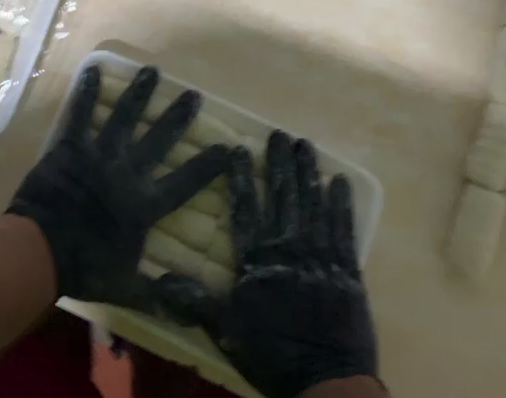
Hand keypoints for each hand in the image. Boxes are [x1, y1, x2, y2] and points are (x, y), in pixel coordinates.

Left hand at [7, 65, 231, 310]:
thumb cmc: (84, 268)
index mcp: (143, 205)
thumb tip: (191, 313)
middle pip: (158, 140)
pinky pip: (80, 114)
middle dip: (177, 117)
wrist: (41, 251)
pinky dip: (87, 92)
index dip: (206, 166)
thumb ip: (158, 295)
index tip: (227, 148)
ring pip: (124, 118)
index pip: (184, 182)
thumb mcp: (127, 288)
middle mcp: (127, 173)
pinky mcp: (70, 147)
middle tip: (193, 95)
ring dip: (139, 94)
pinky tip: (92, 70)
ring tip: (151, 71)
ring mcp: (98, 155)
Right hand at [156, 131, 378, 397]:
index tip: (240, 147)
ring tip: (305, 145)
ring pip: (313, 204)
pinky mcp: (347, 271)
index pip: (246, 207)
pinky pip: (343, 229)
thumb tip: (158, 278)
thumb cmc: (271, 354)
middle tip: (280, 134)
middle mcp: (288, 248)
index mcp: (257, 259)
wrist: (327, 384)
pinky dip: (340, 204)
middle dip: (279, 163)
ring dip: (308, 173)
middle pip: (283, 196)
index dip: (243, 176)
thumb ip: (195, 299)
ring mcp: (320, 257)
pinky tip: (338, 182)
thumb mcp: (226, 330)